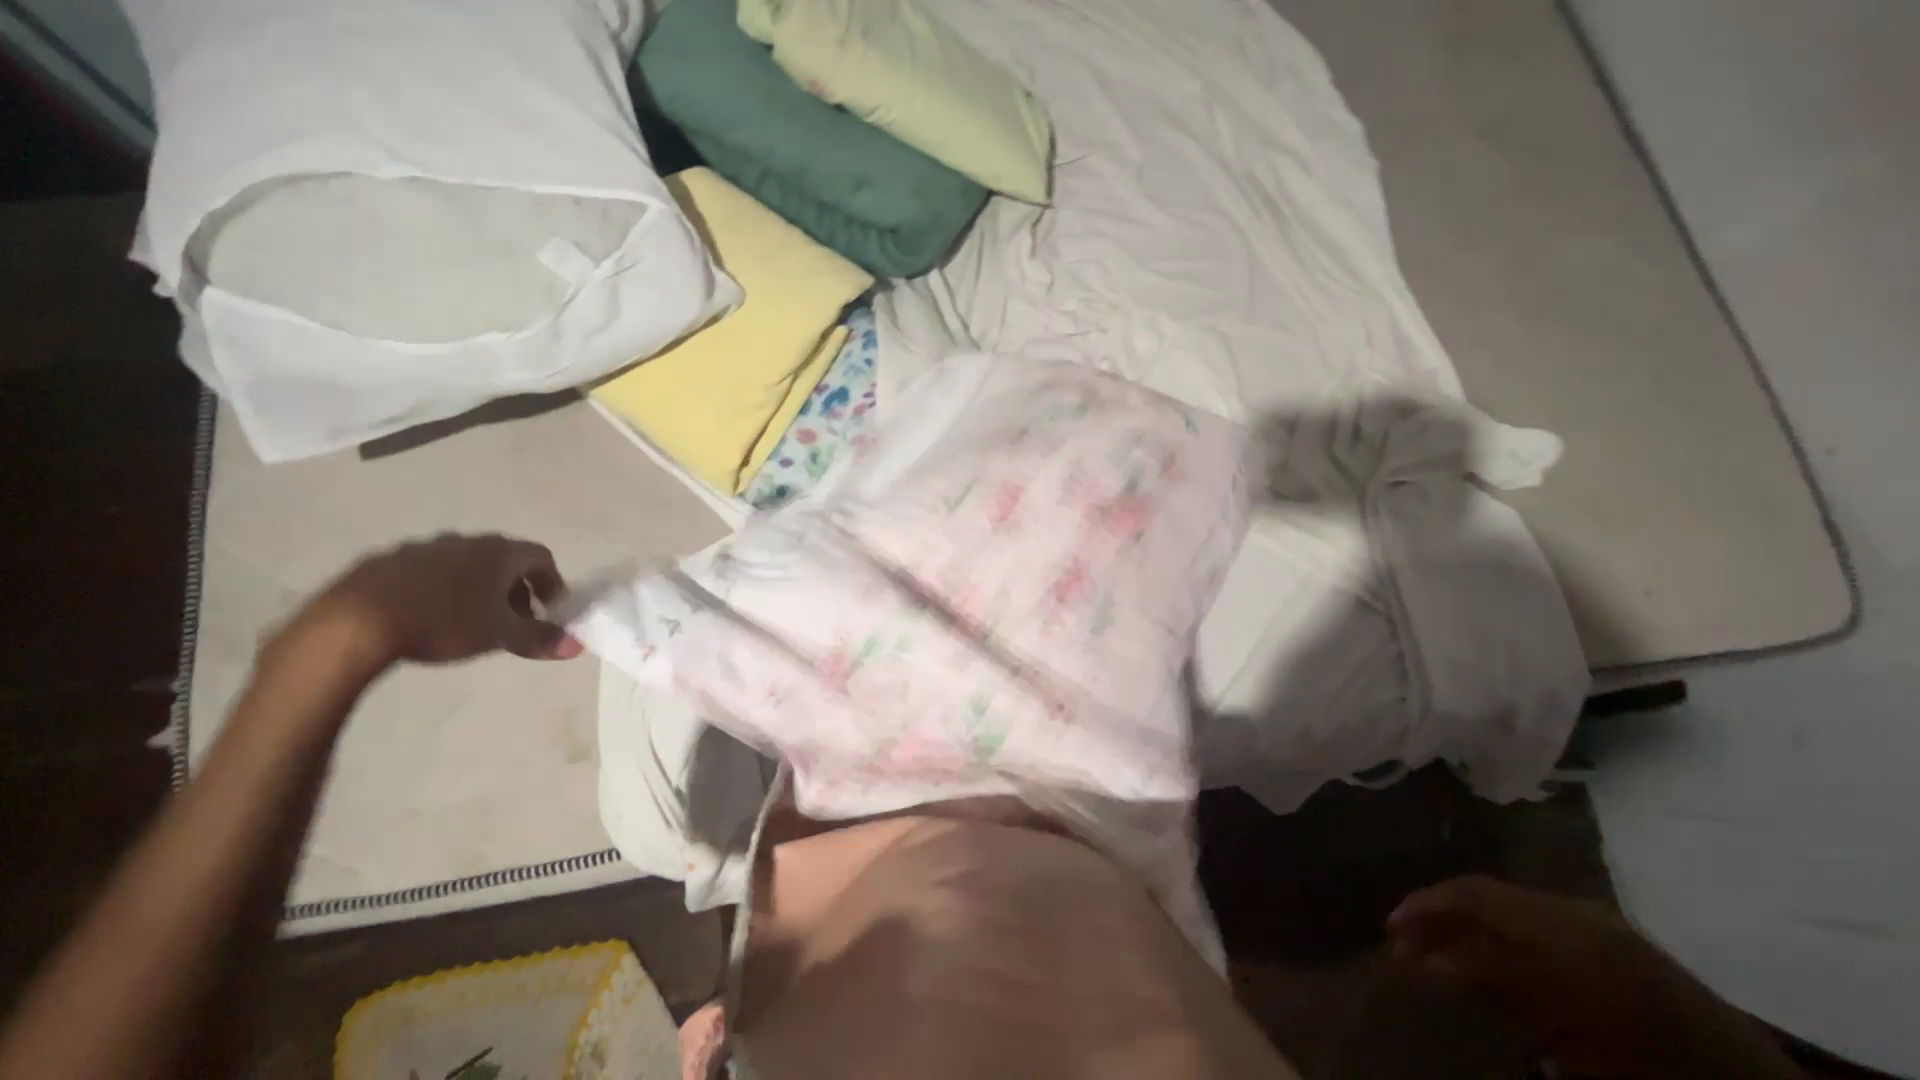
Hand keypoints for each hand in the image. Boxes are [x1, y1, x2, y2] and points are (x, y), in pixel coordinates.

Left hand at [296, 533, 584, 668]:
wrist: (356, 622)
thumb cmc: (443, 623)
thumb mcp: (499, 635)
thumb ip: (539, 638)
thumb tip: (577, 645)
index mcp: (497, 552)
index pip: (540, 557)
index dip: (552, 583)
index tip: (550, 611)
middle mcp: (464, 541)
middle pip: (503, 560)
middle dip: (514, 589)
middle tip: (513, 622)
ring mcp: (422, 547)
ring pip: (463, 564)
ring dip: (476, 588)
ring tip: (469, 622)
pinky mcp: (386, 562)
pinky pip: (426, 572)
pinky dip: (439, 589)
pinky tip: (426, 617)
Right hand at [1387, 875, 1802, 1079]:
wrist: (1725, 1069)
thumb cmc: (1630, 1032)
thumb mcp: (1555, 1008)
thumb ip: (1494, 976)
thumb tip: (1431, 957)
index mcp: (1556, 914)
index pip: (1475, 891)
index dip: (1426, 903)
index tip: (1390, 926)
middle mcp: (1570, 908)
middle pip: (1489, 900)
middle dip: (1442, 919)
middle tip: (1402, 946)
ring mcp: (1591, 924)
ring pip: (1509, 915)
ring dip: (1467, 934)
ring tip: (1432, 961)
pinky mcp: (1608, 945)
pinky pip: (1537, 931)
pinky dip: (1501, 946)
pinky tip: (1484, 970)